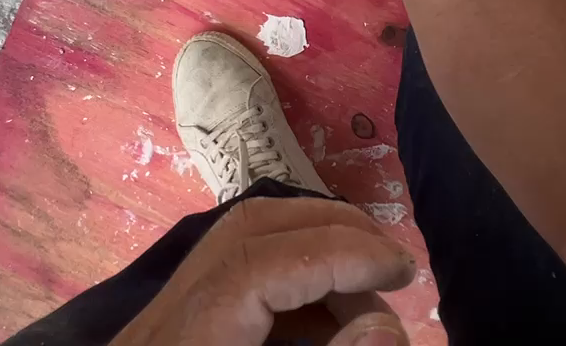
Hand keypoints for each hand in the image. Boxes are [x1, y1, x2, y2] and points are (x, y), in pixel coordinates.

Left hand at [111, 197, 415, 345]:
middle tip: (392, 264)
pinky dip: (293, 281)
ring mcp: (168, 319)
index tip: (399, 270)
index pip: (257, 266)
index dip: (334, 255)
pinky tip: (333, 315)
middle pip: (247, 232)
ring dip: (314, 248)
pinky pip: (239, 276)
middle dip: (329, 233)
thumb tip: (386, 329)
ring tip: (371, 284)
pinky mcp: (180, 329)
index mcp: (186, 345)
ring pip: (243, 243)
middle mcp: (167, 319)